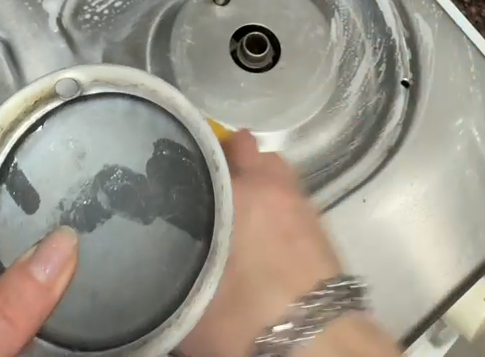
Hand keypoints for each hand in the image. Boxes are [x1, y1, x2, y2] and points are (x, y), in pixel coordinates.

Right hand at [181, 132, 393, 356]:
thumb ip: (173, 270)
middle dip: (231, 158)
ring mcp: (301, 203)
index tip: (183, 168)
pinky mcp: (322, 226)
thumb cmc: (247, 320)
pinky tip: (267, 232)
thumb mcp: (190, 303)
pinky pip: (293, 196)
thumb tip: (162, 260)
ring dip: (260, 177)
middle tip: (210, 183)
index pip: (217, 148)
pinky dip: (279, 203)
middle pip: (249, 149)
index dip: (199, 154)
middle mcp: (272, 186)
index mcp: (239, 192)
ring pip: (275, 169)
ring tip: (240, 205)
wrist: (317, 345)